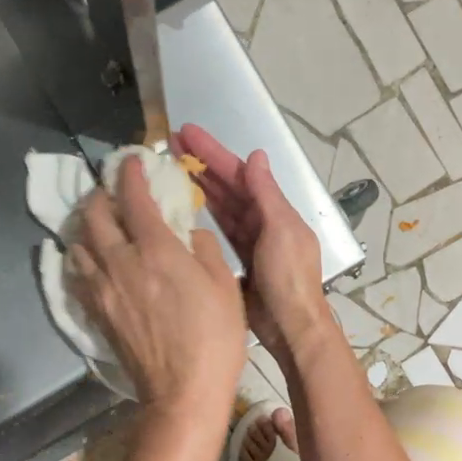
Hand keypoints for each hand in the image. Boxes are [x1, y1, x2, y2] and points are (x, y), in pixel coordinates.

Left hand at [70, 157, 247, 416]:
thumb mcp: (225, 286)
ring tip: (98, 228)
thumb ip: (205, 249)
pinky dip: (80, 261)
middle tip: (111, 193)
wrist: (183, 393)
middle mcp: (121, 263)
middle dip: (100, 196)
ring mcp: (103, 290)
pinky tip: (90, 263)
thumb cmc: (215, 339)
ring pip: (78, 246)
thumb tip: (190, 233)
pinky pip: (77, 278)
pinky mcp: (97, 315)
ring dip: (85, 229)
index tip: (132, 162)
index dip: (130, 174)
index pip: (134, 198)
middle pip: (93, 216)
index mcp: (156, 250)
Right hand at [173, 124, 330, 354]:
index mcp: (276, 211)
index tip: (185, 133)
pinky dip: (203, 220)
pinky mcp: (240, 264)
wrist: (292, 327)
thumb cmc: (289, 279)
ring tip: (170, 171)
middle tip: (169, 147)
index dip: (213, 153)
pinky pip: (220, 233)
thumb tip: (255, 155)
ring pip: (222, 208)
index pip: (240, 174)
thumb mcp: (282, 232)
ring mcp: (252, 243)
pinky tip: (182, 213)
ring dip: (199, 188)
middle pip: (229, 187)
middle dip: (201, 165)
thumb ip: (267, 195)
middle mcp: (264, 222)